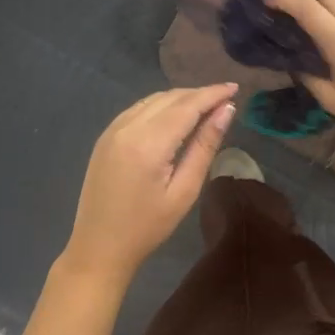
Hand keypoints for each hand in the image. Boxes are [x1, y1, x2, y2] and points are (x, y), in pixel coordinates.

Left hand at [63, 84, 237, 284]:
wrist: (99, 247)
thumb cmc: (147, 226)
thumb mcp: (184, 191)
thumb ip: (204, 146)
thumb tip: (226, 111)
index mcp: (148, 143)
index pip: (187, 105)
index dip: (213, 94)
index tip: (235, 87)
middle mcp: (128, 127)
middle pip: (170, 97)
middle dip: (199, 93)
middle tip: (226, 98)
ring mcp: (112, 130)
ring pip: (152, 99)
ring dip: (180, 97)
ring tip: (205, 105)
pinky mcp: (105, 137)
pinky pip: (138, 109)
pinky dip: (160, 105)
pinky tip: (175, 115)